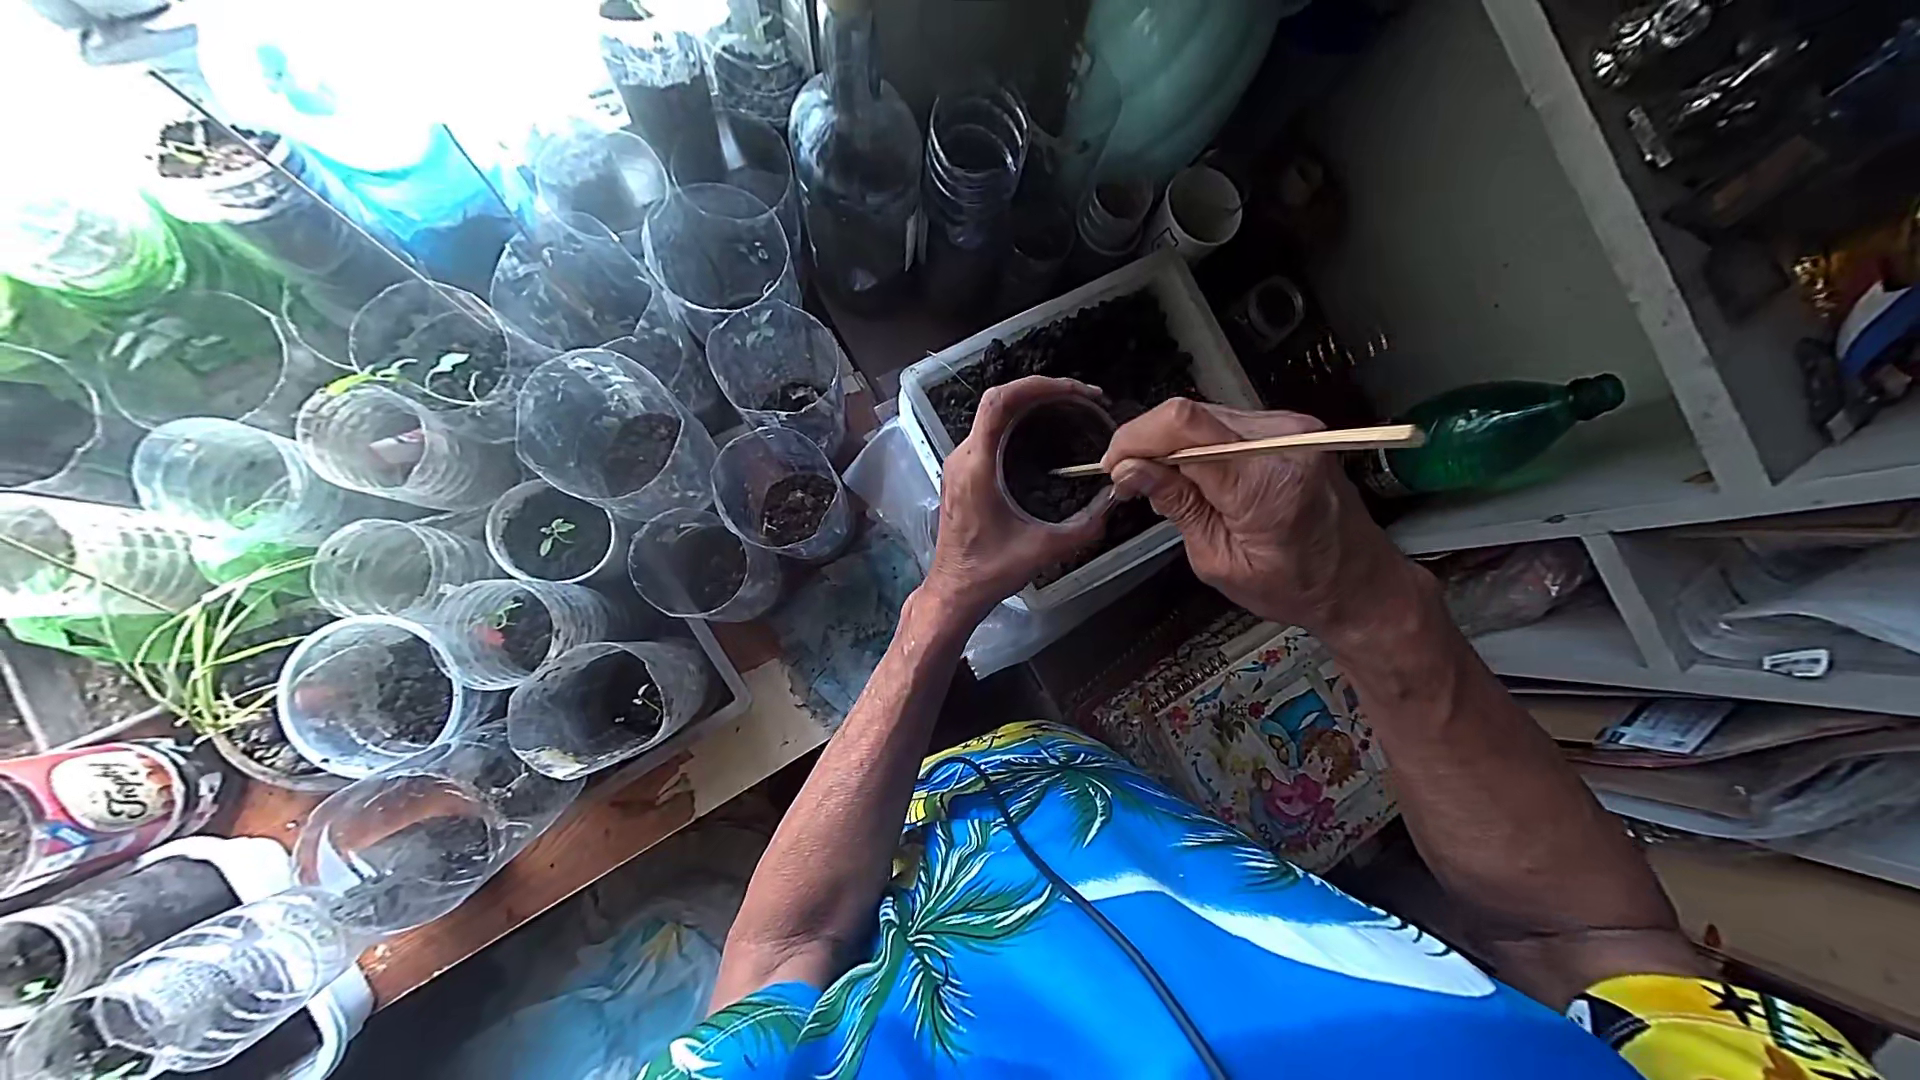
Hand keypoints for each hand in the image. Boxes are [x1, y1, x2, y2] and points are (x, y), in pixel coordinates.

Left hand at [924, 376, 1112, 619]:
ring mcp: (959, 465)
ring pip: (992, 416)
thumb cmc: (988, 571)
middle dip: (1040, 391)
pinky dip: (1017, 423)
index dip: (1037, 386)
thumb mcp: (1042, 549)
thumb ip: (1083, 528)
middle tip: (1080, 398)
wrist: (955, 590)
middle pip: (997, 402)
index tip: (1074, 390)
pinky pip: (989, 433)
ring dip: (1028, 405)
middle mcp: (963, 458)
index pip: (999, 403)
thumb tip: (1113, 504)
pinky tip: (1042, 433)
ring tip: (1067, 408)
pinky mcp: (962, 474)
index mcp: (976, 467)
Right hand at [1100, 399, 1425, 638]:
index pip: (1184, 427)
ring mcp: (1291, 429)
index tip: (1113, 468)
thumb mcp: (1218, 560)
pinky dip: (1194, 444)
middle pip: (1188, 415)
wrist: (1359, 582)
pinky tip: (1192, 474)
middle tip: (1130, 480)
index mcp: (1265, 482)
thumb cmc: (1295, 585)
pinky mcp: (1290, 428)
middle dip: (1146, 443)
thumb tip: (1130, 472)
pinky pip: (1223, 423)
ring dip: (1169, 444)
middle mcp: (1283, 441)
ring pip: (1202, 415)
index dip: (1135, 440)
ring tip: (1162, 483)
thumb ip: (1176, 505)